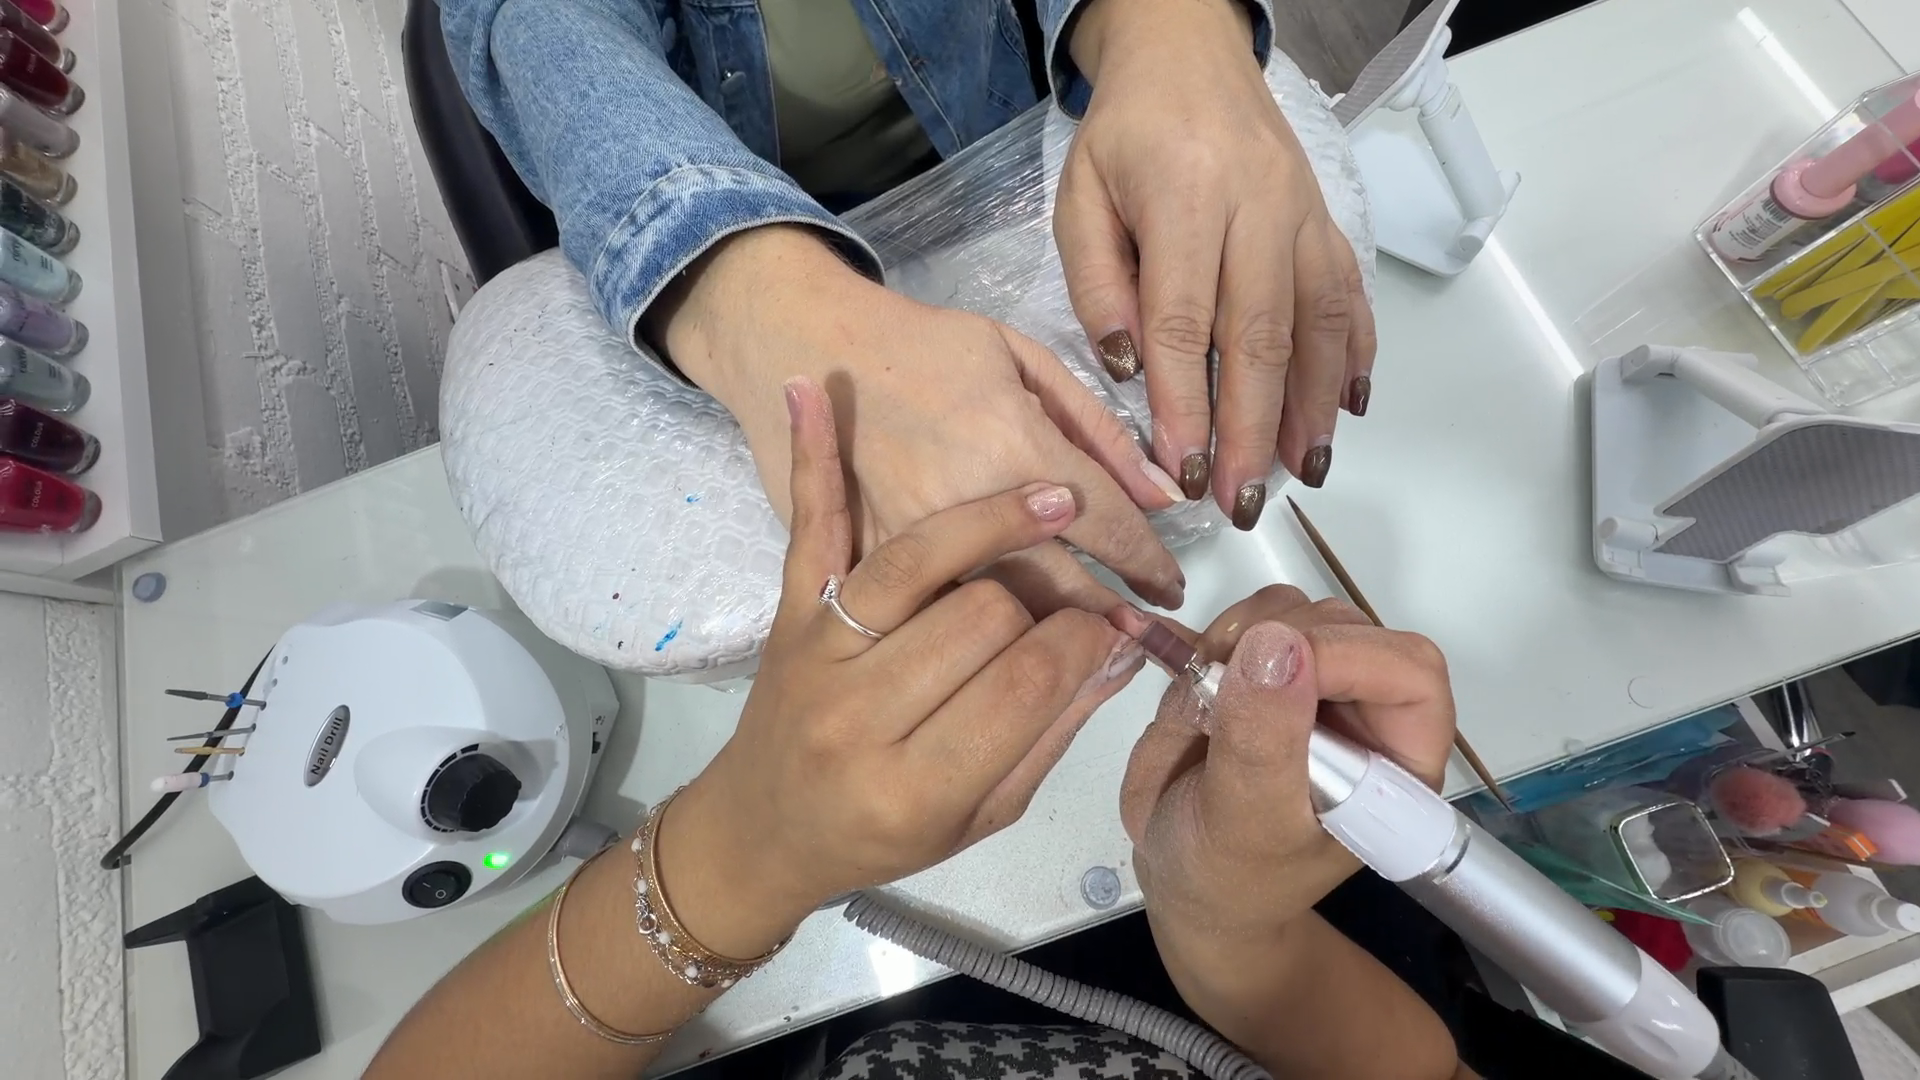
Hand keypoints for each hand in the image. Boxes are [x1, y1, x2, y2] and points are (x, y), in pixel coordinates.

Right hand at [652, 226, 1185, 613]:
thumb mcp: (1020, 357)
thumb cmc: (923, 345)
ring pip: (998, 626)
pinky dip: (974, 638)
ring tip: (1085, 653)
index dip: (1150, 565)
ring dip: (1049, 645)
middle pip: (1061, 594)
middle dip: (1110, 622)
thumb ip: (1096, 428)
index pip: (1108, 529)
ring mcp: (911, 550)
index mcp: (1012, 448)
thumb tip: (1162, 492)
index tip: (1169, 589)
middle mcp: (967, 510)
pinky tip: (1003, 651)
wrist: (806, 343)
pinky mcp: (864, 571)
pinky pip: (933, 623)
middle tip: (1138, 635)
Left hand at [660, 377, 1146, 955]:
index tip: (1130, 619)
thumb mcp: (978, 819)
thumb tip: (1123, 655)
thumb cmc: (879, 840)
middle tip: (1093, 589)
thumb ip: (1049, 738)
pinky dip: (812, 457)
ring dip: (995, 518)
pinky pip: (808, 527)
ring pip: (923, 561)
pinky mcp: (787, 610)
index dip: (1093, 639)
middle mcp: (858, 712)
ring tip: (1056, 497)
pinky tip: (814, 390)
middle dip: (1058, 596)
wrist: (761, 829)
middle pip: (987, 614)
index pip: (1031, 681)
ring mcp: (816, 649)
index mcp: (915, 786)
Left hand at [1059, 0, 1376, 527]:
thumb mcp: (1080, 203)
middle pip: (1261, 336)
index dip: (1186, 404)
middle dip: (1252, 429)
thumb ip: (1099, 285)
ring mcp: (1304, 213)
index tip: (1184, 470)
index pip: (1184, 322)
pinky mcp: (1325, 220)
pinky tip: (1348, 407)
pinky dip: (1352, 354)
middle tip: (1240, 502)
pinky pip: (1349, 292)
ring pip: (1318, 322)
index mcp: (1185, 198)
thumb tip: (1131, 368)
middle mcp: (1260, 206)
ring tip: (1303, 474)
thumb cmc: (1121, 139)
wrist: (1188, 54)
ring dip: (1311, 407)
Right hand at [1118, 586, 1454, 959]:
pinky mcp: (1249, 668)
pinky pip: (1240, 618)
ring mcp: (1299, 683)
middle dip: (1272, 642)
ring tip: (1198, 697)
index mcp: (1389, 758)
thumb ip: (1263, 742)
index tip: (1261, 673)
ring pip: (1287, 609)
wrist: (1180, 871)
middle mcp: (1354, 711)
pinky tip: (1186, 675)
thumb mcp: (1246, 822)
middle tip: (1215, 692)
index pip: (1404, 671)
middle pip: (1342, 625)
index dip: (1341, 655)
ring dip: (1232, 637)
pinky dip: (1205, 635)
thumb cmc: (1227, 871)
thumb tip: (1276, 644)